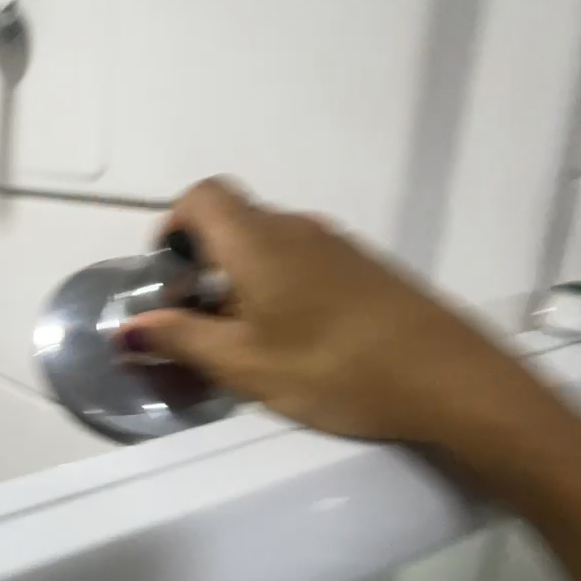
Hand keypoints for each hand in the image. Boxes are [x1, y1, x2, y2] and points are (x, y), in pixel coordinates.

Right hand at [119, 178, 558, 446]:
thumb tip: (127, 328)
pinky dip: (276, 286)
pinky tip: (292, 339)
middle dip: (199, 265)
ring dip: (237, 280)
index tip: (168, 278)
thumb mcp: (240, 363)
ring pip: (266, 245)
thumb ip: (178, 338)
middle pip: (231, 223)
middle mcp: (297, 228)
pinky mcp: (367, 268)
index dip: (172, 227)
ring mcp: (338, 245)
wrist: (453, 383)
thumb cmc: (332, 369)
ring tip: (243, 339)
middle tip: (197, 323)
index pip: (201, 197)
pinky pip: (301, 261)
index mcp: (258, 241)